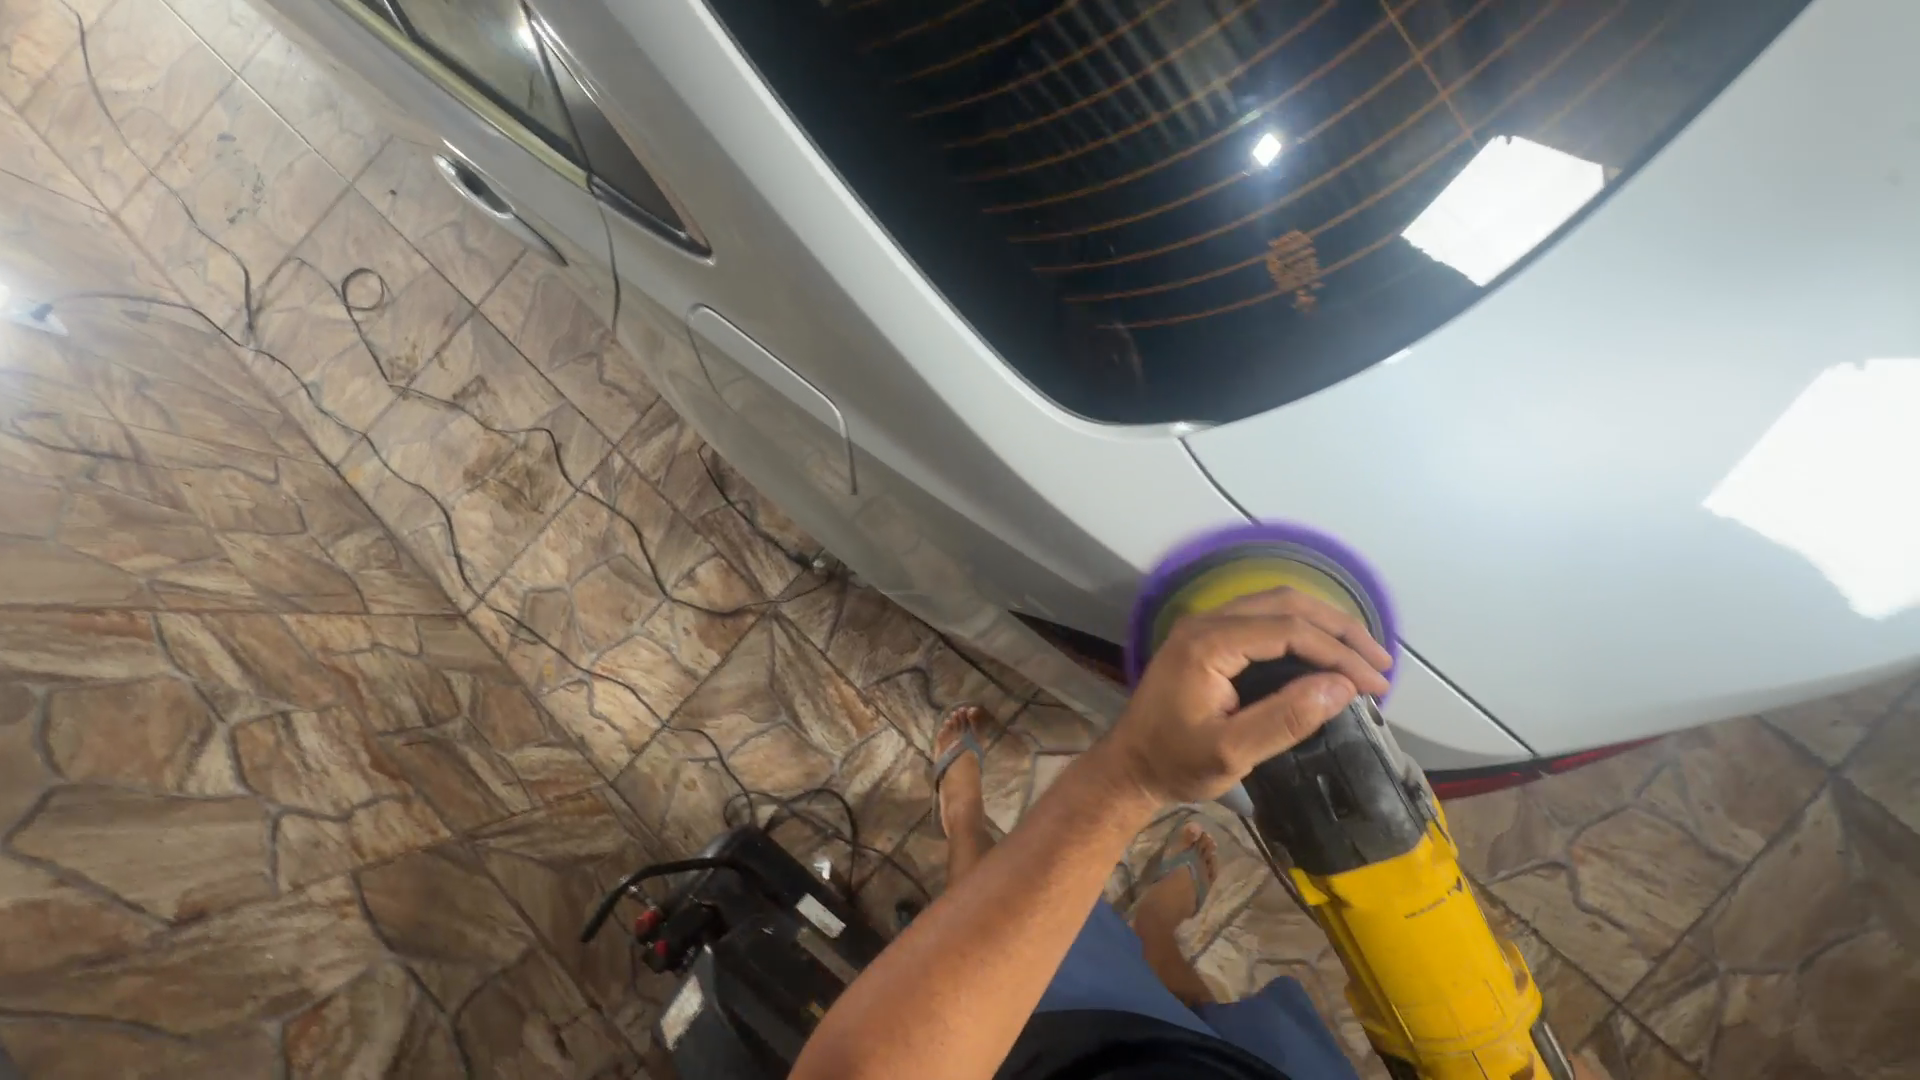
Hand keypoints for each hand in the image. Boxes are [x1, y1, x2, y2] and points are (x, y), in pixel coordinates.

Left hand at [1095, 587, 1394, 805]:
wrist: (1129, 765)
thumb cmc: (1174, 763)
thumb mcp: (1231, 752)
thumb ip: (1285, 719)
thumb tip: (1342, 687)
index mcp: (1208, 644)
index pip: (1288, 630)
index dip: (1338, 653)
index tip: (1376, 684)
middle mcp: (1205, 623)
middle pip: (1285, 604)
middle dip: (1339, 629)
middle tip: (1380, 663)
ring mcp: (1203, 628)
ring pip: (1273, 605)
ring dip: (1321, 626)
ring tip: (1362, 657)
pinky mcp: (1205, 640)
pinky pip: (1259, 619)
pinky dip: (1298, 631)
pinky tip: (1322, 655)